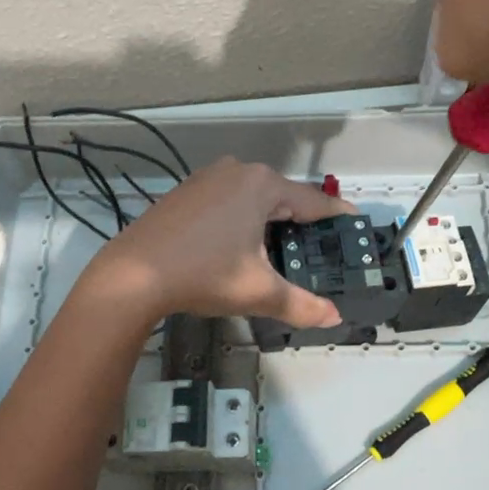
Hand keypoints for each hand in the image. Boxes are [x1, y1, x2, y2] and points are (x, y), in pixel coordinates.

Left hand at [83, 158, 356, 326]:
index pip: (313, 200)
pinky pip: (228, 199)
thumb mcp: (258, 292)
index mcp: (262, 186)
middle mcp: (238, 171)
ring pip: (253, 197)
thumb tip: (333, 318)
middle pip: (283, 196)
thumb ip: (301, 304)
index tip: (354, 222)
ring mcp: (208, 177)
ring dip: (269, 219)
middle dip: (301, 221)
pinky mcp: (186, 191)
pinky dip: (242, 217)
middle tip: (317, 248)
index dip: (336, 214)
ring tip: (281, 249)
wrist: (134, 274)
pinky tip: (239, 243)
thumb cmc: (203, 275)